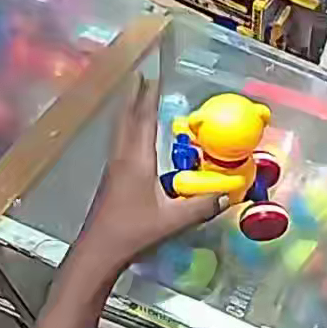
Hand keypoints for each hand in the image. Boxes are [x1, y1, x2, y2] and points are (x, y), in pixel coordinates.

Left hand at [73, 78, 226, 277]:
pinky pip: (118, 145)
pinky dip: (125, 131)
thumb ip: (200, 206)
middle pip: (126, 120)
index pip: (144, 122)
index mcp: (137, 161)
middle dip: (133, 98)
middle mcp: (122, 159)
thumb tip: (227, 196)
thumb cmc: (134, 231)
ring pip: (119, 132)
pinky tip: (131, 139)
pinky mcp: (109, 180)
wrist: (100, 250)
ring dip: (127, 113)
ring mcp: (113, 169)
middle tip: (139, 78)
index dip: (149, 99)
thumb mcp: (173, 220)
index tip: (152, 77)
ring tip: (133, 100)